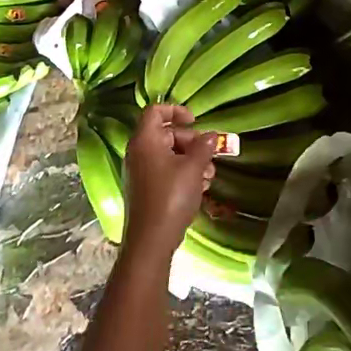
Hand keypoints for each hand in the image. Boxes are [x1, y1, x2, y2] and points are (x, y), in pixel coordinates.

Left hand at [122, 104, 217, 257]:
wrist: (152, 239)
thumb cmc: (172, 197)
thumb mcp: (193, 168)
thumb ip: (204, 147)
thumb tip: (211, 136)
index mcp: (145, 141)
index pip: (155, 111)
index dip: (176, 110)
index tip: (195, 121)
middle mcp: (139, 152)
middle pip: (166, 133)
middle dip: (191, 141)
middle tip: (209, 154)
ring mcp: (141, 171)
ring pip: (170, 154)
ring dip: (192, 159)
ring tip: (208, 175)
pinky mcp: (146, 187)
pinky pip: (166, 170)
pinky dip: (184, 173)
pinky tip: (199, 186)